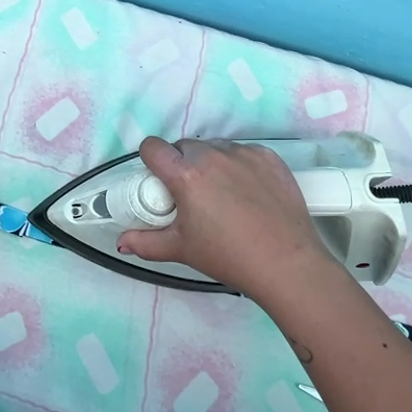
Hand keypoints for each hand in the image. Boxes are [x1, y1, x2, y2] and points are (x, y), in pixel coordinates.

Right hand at [115, 137, 334, 294]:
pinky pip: (244, 152)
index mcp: (185, 175)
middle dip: (182, 163)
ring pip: (215, 148)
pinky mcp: (269, 157)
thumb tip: (122, 242)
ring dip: (211, 162)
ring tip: (223, 194)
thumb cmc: (229, 257)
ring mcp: (243, 154)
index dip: (151, 160)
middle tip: (191, 193)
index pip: (153, 147)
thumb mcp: (182, 250)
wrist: (288, 265)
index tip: (158, 179)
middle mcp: (212, 156)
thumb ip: (146, 243)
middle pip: (185, 146)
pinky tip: (248, 191)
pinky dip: (240, 165)